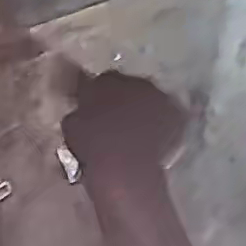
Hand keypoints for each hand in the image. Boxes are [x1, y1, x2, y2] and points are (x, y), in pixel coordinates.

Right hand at [60, 70, 187, 183]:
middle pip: (126, 85)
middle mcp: (133, 81)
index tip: (92, 107)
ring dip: (140, 107)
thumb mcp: (70, 126)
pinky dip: (159, 121)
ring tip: (133, 128)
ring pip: (147, 97)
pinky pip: (165, 113)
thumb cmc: (92, 145)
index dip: (95, 93)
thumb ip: (78, 112)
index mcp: (104, 82)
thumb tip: (82, 110)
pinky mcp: (175, 112)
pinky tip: (150, 135)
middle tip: (112, 118)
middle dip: (120, 97)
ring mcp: (157, 96)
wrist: (125, 165)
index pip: (98, 80)